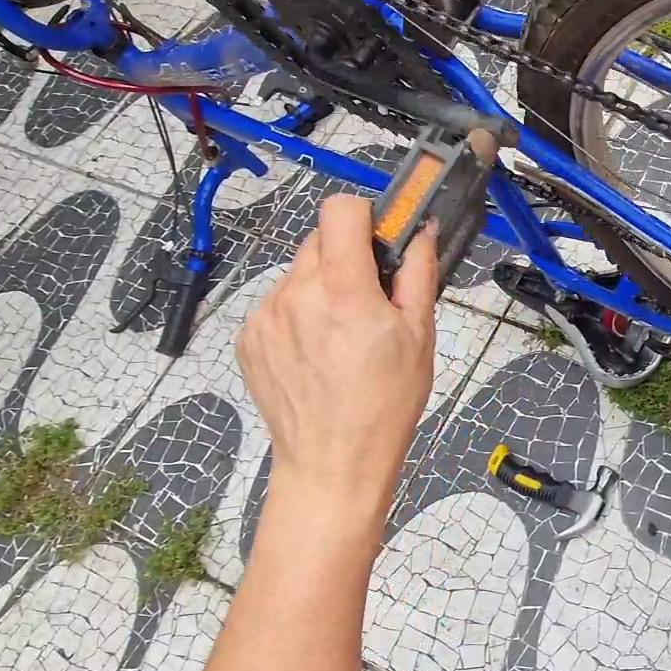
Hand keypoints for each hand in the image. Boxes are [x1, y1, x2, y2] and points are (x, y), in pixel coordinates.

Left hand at [238, 194, 438, 522]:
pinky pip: (279, 306)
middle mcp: (295, 292)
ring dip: (323, 289)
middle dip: (347, 259)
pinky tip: (318, 354)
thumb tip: (422, 231)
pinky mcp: (248, 337)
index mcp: (342, 288)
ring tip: (343, 338)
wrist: (334, 460)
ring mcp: (264, 315)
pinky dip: (300, 316)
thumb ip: (418, 275)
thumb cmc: (387, 402)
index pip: (340, 210)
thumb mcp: (419, 336)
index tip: (381, 242)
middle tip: (372, 301)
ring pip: (299, 275)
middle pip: (319, 241)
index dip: (365, 217)